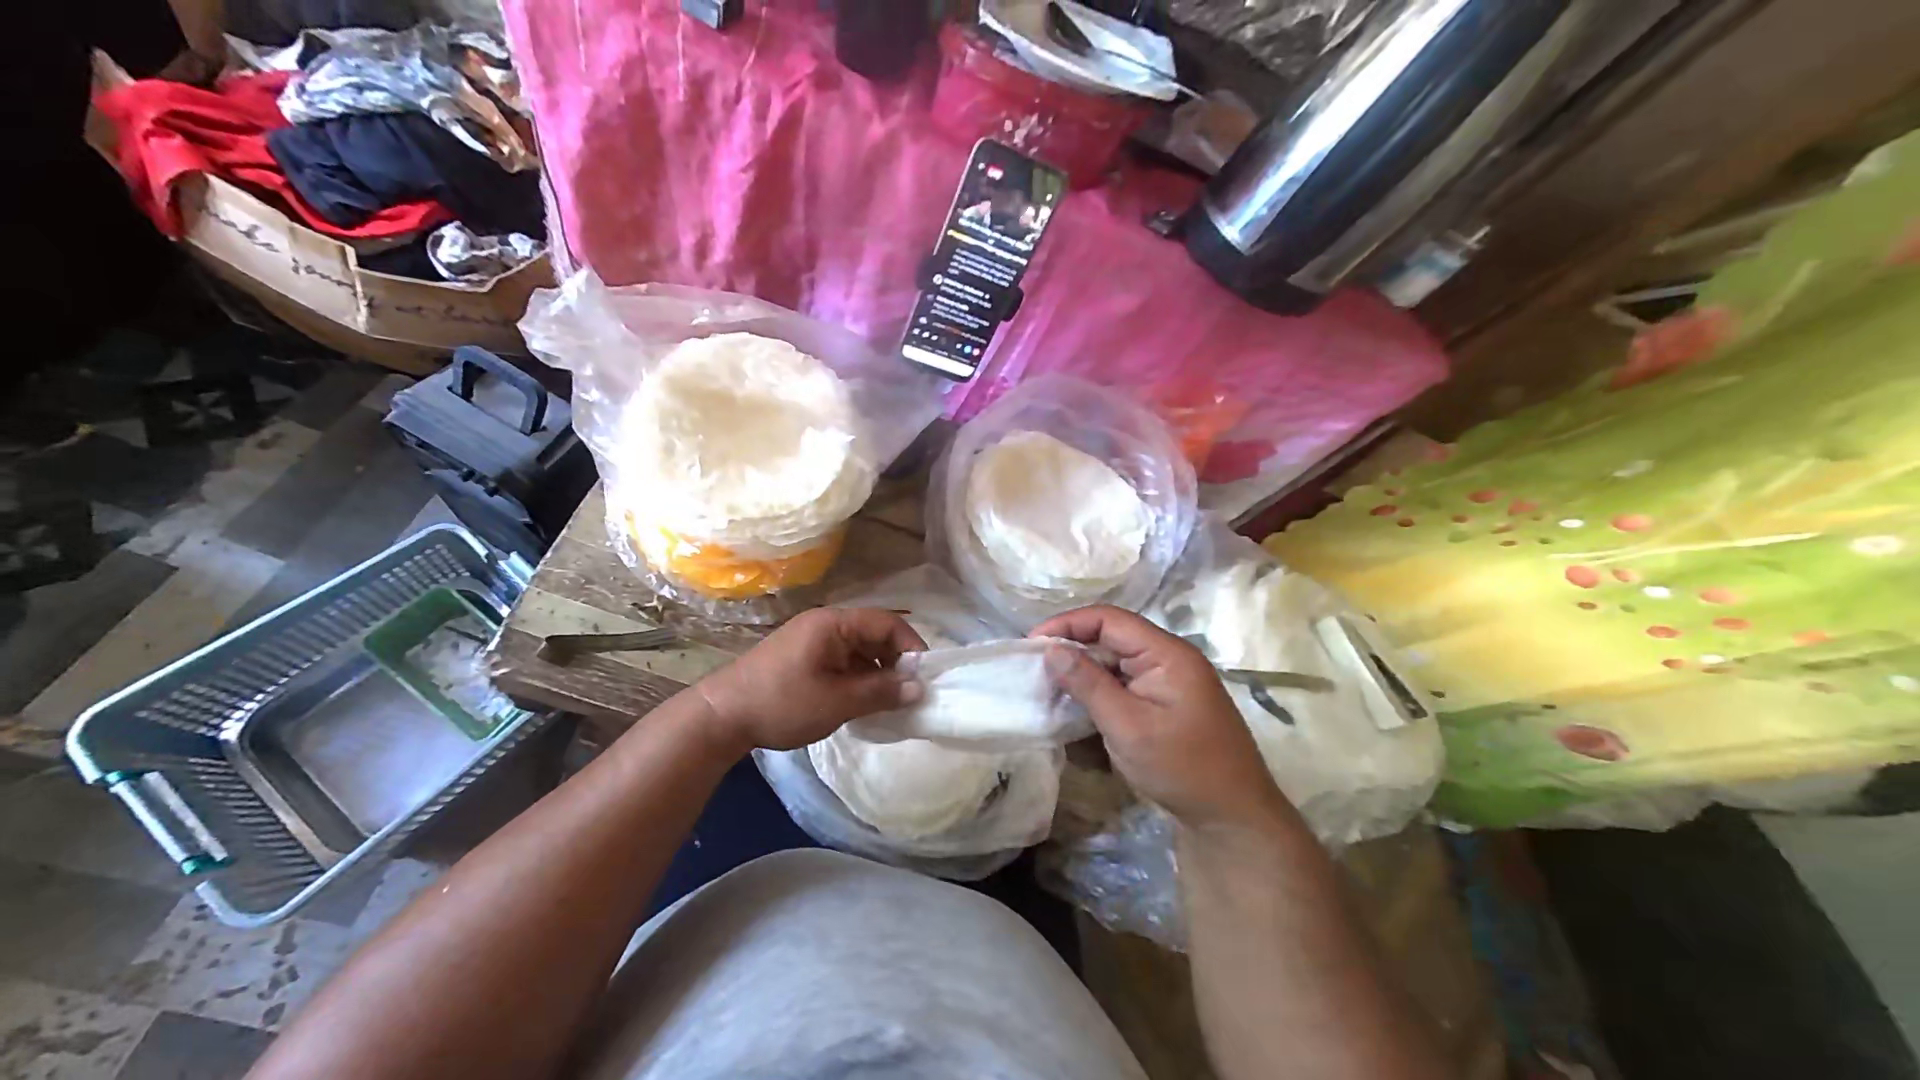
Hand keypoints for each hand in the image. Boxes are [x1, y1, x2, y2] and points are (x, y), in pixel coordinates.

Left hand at [697, 608, 925, 753]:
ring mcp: (811, 641)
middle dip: (895, 662)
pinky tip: (861, 703)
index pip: (887, 622)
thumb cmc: (782, 703)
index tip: (924, 677)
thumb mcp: (837, 701)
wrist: (721, 716)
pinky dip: (857, 678)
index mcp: (833, 623)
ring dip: (877, 673)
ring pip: (859, 650)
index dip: (911, 646)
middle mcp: (824, 624)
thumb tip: (918, 687)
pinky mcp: (802, 658)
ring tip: (887, 703)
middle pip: (874, 634)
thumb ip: (881, 692)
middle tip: (908, 694)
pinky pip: (842, 661)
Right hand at [1033, 606, 1290, 829]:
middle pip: (1113, 636)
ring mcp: (1169, 680)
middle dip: (1072, 646)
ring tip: (1048, 683)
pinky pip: (1126, 682)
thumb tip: (1051, 650)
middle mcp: (1170, 658)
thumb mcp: (1127, 726)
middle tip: (1034, 665)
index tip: (1032, 643)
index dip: (1068, 624)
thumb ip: (1089, 684)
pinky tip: (1077, 702)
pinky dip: (1100, 688)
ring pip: (1117, 660)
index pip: (1109, 619)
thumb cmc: (1182, 767)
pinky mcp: (1166, 702)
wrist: (1232, 817)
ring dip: (1084, 669)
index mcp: (1167, 653)